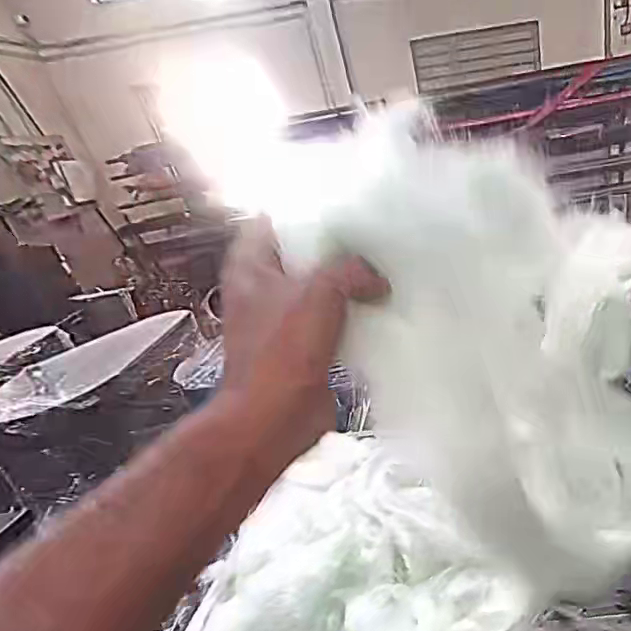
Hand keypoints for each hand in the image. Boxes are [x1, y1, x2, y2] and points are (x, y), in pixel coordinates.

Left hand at [216, 217, 387, 449]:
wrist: (275, 416)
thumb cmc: (281, 354)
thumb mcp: (320, 292)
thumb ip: (350, 271)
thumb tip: (375, 278)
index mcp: (250, 269)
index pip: (271, 224)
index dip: (303, 215)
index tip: (339, 214)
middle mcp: (262, 293)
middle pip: (302, 260)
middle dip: (335, 255)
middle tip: (369, 247)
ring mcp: (282, 324)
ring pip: (320, 294)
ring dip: (347, 291)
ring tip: (379, 280)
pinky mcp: (303, 352)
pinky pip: (332, 326)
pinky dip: (352, 321)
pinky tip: (377, 318)